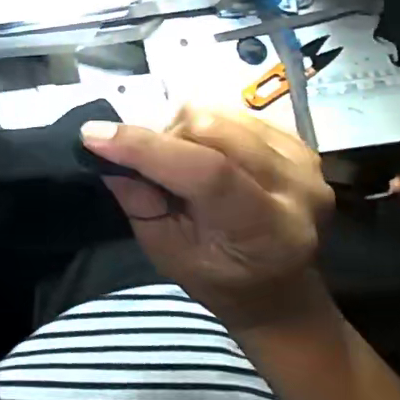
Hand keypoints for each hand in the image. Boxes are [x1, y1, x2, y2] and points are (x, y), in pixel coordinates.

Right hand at [80, 106, 335, 333]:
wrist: (278, 286)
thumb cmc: (218, 278)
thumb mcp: (168, 253)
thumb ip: (140, 202)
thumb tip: (103, 148)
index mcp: (265, 230)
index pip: (206, 172)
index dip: (147, 148)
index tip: (95, 137)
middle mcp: (295, 189)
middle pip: (212, 130)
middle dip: (164, 138)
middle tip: (150, 165)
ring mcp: (304, 161)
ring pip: (221, 114)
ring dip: (184, 130)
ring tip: (182, 162)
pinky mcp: (302, 142)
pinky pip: (236, 112)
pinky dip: (207, 127)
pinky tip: (208, 154)